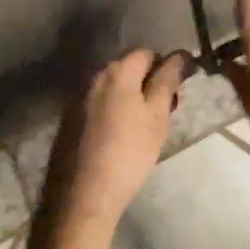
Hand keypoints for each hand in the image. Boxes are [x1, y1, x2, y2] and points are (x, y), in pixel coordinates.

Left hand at [36, 48, 191, 248]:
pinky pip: (96, 105)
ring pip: (111, 88)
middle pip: (127, 69)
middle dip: (147, 84)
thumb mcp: (157, 117)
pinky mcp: (69, 118)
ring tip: (140, 129)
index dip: (164, 68)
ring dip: (128, 98)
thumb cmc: (128, 153)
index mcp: (117, 71)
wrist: (83, 194)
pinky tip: (116, 138)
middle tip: (162, 113)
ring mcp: (78, 97)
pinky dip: (110, 112)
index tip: (175, 94)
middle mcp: (94, 76)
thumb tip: (180, 54)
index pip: (146, 53)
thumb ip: (168, 81)